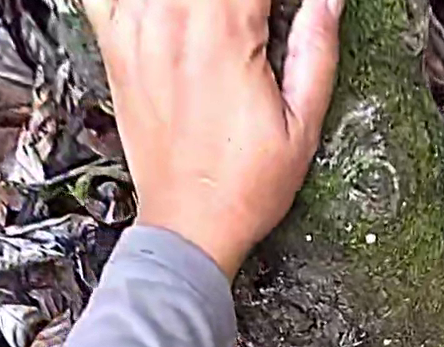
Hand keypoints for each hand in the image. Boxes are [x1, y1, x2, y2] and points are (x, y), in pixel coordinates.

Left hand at [82, 0, 343, 277]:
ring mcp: (137, 27)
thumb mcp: (301, 131)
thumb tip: (328, 1)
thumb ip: (317, 53)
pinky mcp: (116, 46)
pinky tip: (168, 16)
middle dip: (241, 5)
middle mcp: (174, 15)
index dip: (278, 1)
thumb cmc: (243, 191)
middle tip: (255, 29)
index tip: (283, 15)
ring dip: (201, 4)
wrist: (191, 228)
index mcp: (225, 27)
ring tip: (223, 26)